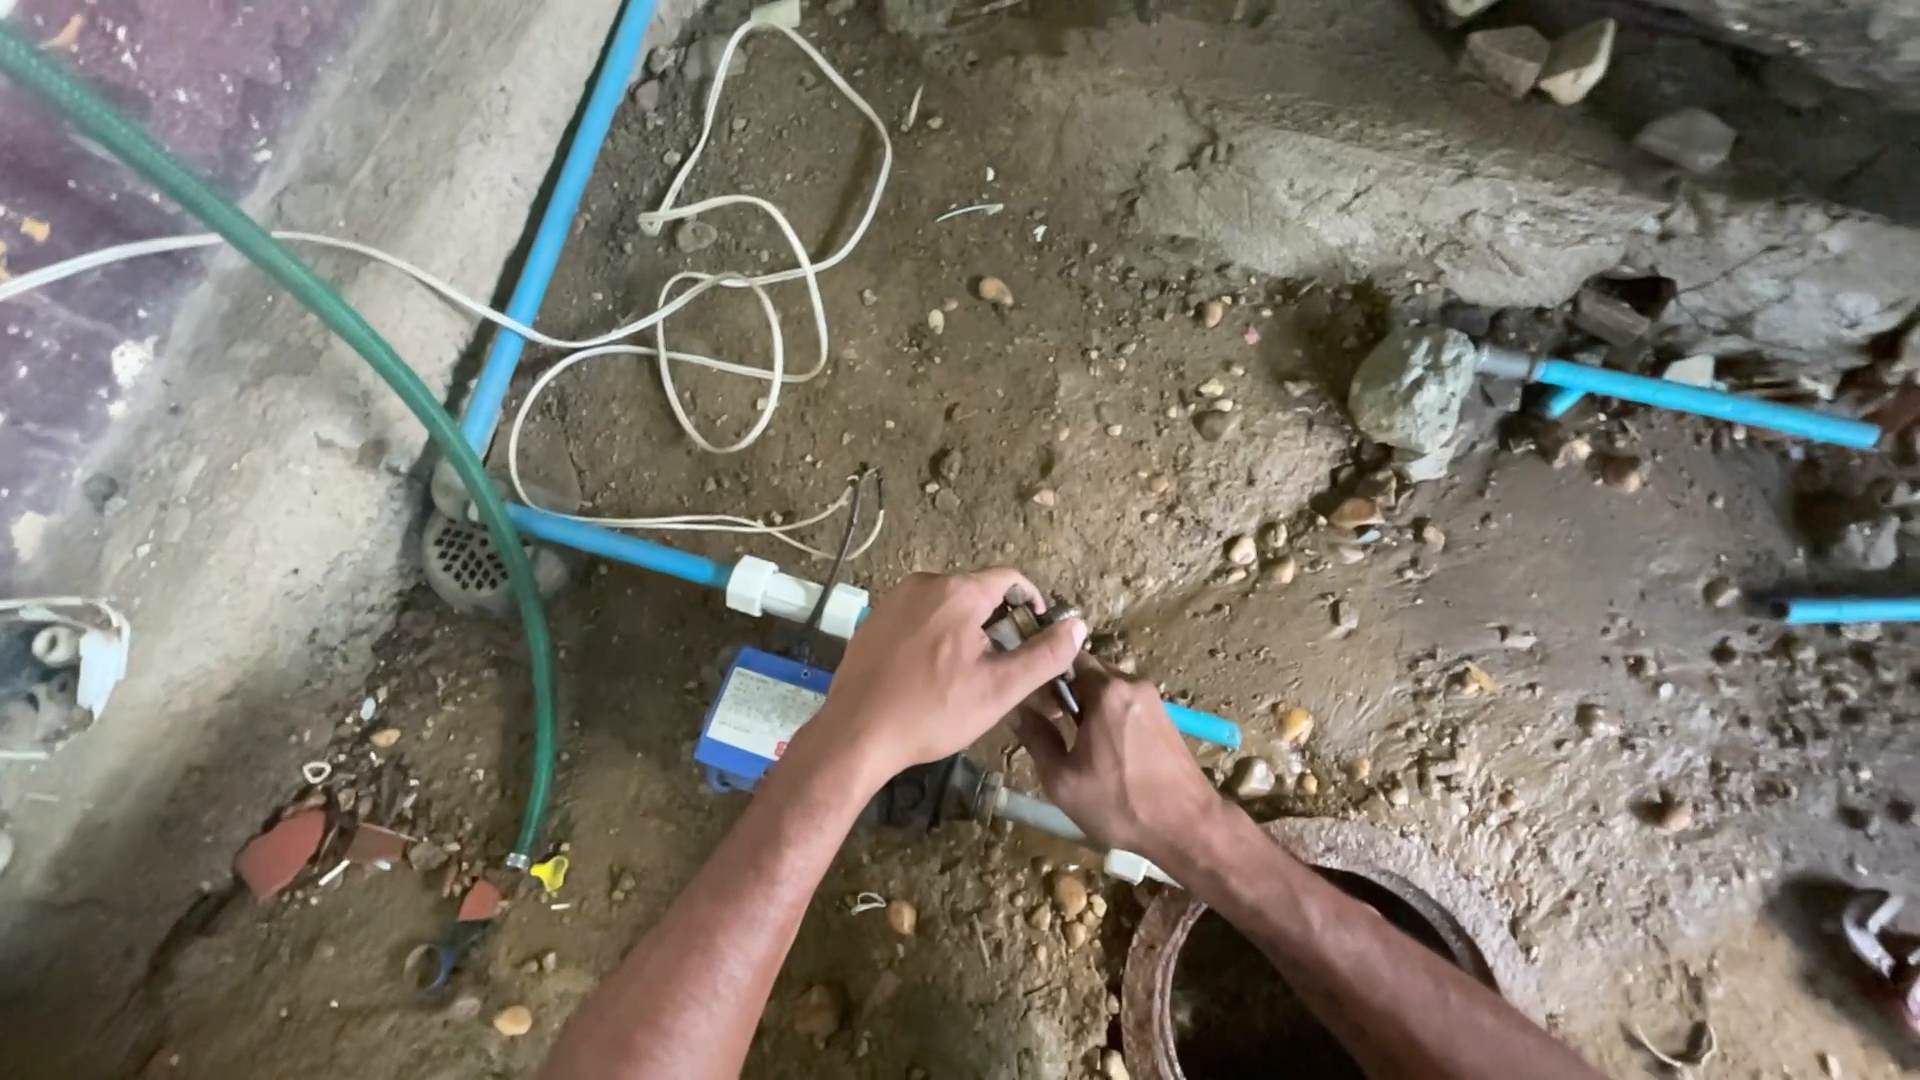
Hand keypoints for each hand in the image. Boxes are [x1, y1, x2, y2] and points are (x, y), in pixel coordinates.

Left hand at [799, 569, 1087, 785]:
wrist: (856, 733)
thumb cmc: (932, 712)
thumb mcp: (999, 689)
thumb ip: (1045, 655)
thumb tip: (1078, 627)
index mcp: (958, 592)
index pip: (1011, 579)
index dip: (1033, 604)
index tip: (1040, 635)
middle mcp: (925, 583)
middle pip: (978, 592)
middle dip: (999, 623)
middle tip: (1006, 665)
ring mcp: (894, 600)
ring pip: (947, 606)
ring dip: (967, 630)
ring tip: (970, 674)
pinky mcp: (874, 620)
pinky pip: (919, 617)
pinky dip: (936, 636)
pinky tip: (932, 674)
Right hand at [1012, 655, 1223, 863]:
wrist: (1188, 827)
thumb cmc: (1119, 805)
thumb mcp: (1063, 780)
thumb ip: (1035, 738)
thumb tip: (1014, 709)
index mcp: (1106, 691)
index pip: (1066, 657)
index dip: (1044, 673)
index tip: (1028, 695)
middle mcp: (1131, 684)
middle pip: (1086, 671)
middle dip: (1065, 690)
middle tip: (1047, 719)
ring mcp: (1152, 698)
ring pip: (1107, 688)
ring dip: (1087, 704)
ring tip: (1072, 736)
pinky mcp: (1164, 715)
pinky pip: (1125, 702)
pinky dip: (1108, 714)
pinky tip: (1101, 746)